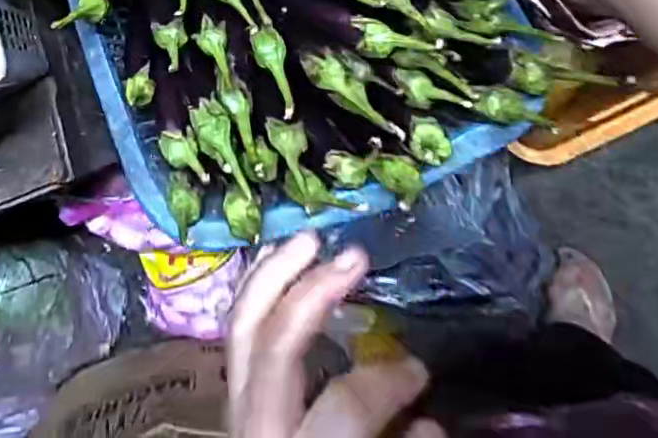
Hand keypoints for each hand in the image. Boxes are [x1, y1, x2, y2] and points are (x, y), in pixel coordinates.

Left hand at [227, 232, 443, 437]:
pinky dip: (256, 294)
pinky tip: (275, 266)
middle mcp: (258, 433)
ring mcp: (235, 416)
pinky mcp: (230, 405)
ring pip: (241, 329)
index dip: (386, 383)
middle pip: (274, 347)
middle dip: (312, 294)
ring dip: (273, 276)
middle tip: (353, 255)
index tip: (420, 370)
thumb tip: (427, 424)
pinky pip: (237, 336)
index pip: (343, 410)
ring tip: (306, 240)